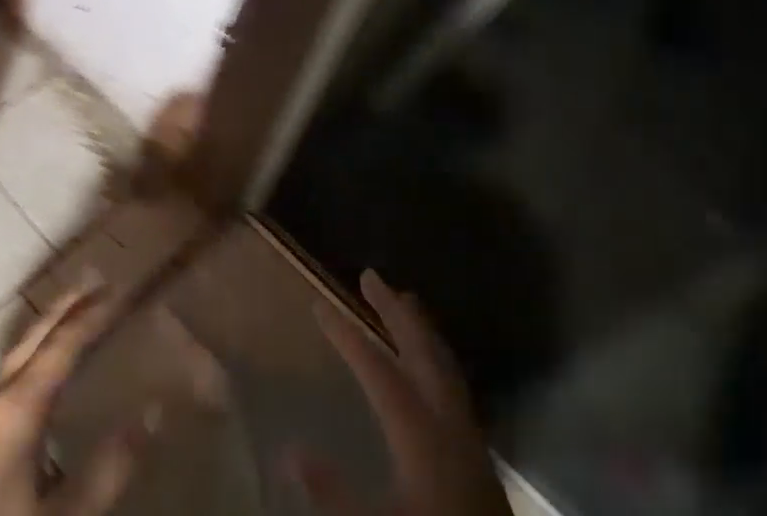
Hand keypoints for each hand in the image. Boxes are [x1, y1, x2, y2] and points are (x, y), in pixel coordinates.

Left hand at [0, 281, 148, 515]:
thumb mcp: (68, 514)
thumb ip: (111, 466)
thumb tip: (152, 412)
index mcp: (16, 408)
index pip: (61, 346)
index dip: (93, 315)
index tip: (121, 288)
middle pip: (33, 338)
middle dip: (66, 307)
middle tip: (99, 279)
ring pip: (17, 354)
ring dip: (49, 328)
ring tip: (78, 310)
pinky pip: (8, 373)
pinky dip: (34, 353)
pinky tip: (45, 367)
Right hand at [294, 270, 511, 515]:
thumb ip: (332, 490)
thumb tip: (289, 450)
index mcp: (419, 429)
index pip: (377, 368)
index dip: (346, 334)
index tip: (319, 303)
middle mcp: (446, 418)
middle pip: (420, 350)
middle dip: (393, 310)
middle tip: (370, 275)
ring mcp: (467, 431)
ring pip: (443, 362)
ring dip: (420, 327)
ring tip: (404, 299)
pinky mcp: (477, 448)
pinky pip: (454, 380)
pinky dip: (437, 354)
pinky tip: (431, 362)